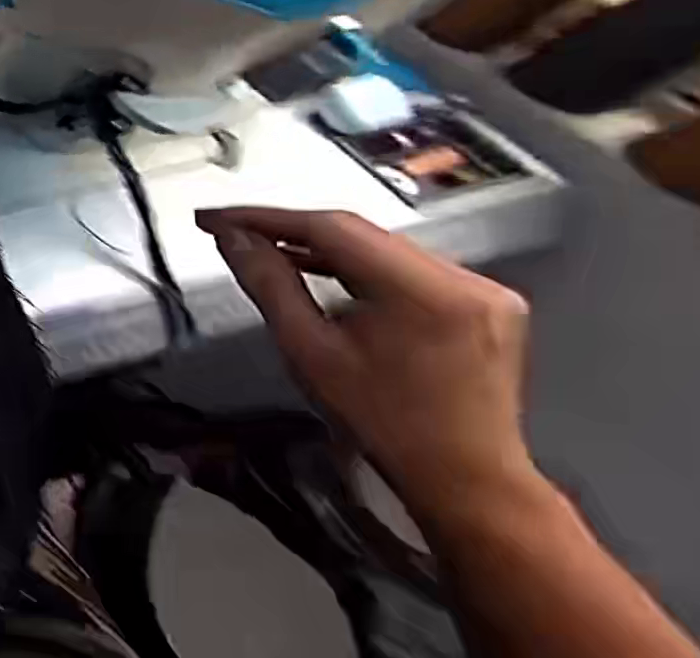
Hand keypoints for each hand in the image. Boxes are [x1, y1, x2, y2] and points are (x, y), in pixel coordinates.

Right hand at [197, 207, 535, 518]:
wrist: (466, 482)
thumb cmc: (384, 425)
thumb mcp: (308, 350)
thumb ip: (268, 283)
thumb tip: (233, 238)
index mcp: (423, 292)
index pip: (328, 227)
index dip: (264, 218)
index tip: (218, 218)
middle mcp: (462, 280)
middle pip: (353, 230)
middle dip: (288, 228)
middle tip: (233, 229)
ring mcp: (478, 288)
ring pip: (376, 244)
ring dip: (319, 244)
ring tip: (266, 246)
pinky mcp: (481, 299)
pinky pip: (401, 262)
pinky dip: (355, 262)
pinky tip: (321, 267)